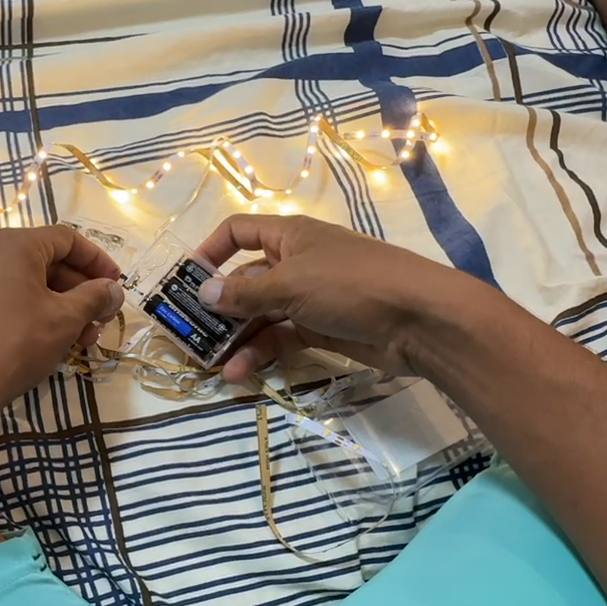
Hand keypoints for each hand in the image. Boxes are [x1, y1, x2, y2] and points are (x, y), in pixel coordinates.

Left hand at [0, 226, 124, 426]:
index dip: (98, 261)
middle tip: (103, 319)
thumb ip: (95, 297)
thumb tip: (114, 289)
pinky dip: (37, 315)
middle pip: (49, 262)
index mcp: (15, 244)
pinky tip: (54, 344)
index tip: (118, 286)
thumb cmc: (15, 345)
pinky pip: (10, 300)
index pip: (68, 239)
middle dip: (82, 291)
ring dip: (64, 308)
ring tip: (84, 339)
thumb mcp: (65, 319)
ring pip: (31, 285)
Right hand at [193, 214, 498, 382]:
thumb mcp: (290, 284)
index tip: (185, 280)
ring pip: (260, 315)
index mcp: (289, 236)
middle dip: (218, 307)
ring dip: (236, 337)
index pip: (239, 232)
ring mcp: (309, 298)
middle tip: (188, 334)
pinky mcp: (321, 329)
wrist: (421, 320)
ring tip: (211, 363)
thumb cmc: (352, 285)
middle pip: (245, 280)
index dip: (210, 251)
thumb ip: (243, 292)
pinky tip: (241, 373)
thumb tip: (202, 293)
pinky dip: (261, 353)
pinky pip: (280, 338)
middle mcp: (296, 263)